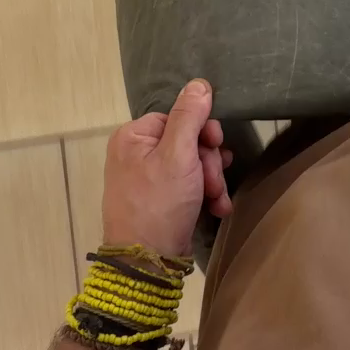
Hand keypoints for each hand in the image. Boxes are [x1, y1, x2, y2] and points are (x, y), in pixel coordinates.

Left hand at [100, 79, 235, 256]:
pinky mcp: (157, 199)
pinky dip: (203, 194)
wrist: (146, 266)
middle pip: (188, 140)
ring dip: (211, 180)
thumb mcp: (178, 155)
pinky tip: (216, 207)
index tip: (216, 148)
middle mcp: (135, 153)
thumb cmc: (159, 204)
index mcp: (133, 136)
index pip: (179, 116)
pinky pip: (186, 184)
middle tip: (212, 182)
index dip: (202, 132)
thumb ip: (190, 116)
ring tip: (216, 198)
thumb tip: (199, 83)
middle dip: (208, 162)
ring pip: (192, 163)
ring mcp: (146, 177)